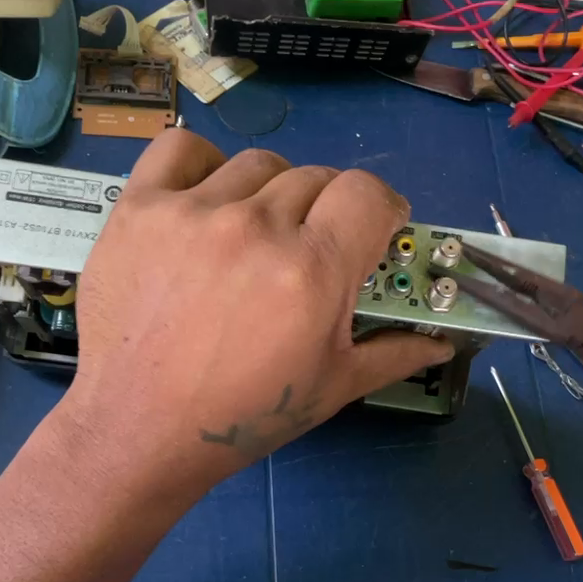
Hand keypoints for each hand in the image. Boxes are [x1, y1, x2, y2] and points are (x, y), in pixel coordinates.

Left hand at [60, 131, 453, 497]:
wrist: (139, 431)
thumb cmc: (242, 417)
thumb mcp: (330, 390)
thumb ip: (392, 354)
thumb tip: (443, 341)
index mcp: (312, 272)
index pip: (369, 193)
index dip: (381, 209)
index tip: (372, 232)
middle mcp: (256, 228)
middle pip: (316, 178)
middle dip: (326, 212)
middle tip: (308, 253)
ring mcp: (192, 212)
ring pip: (257, 165)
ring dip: (270, 193)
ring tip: (254, 235)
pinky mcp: (138, 209)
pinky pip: (182, 150)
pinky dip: (201, 167)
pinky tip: (204, 203)